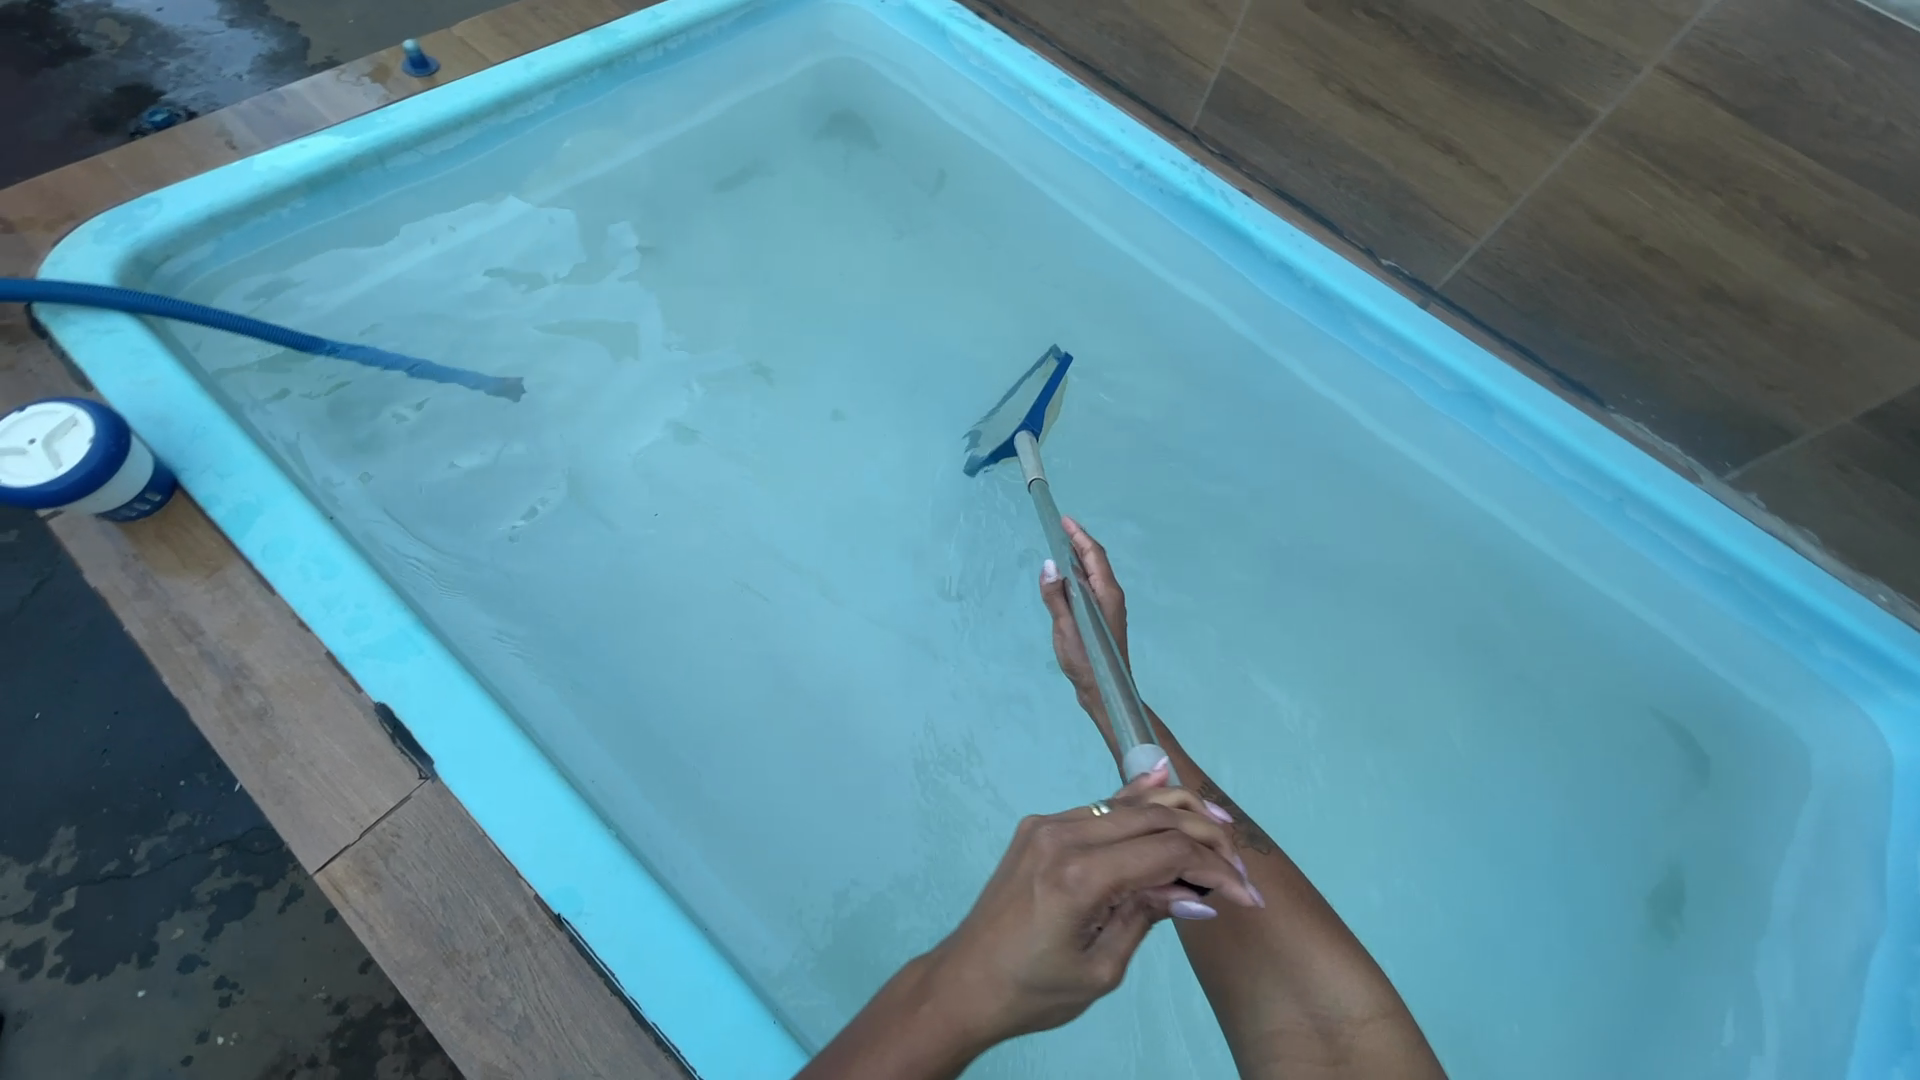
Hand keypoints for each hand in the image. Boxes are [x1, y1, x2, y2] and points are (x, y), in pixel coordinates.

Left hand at [920, 763, 1262, 1048]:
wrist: (966, 979)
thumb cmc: (1035, 990)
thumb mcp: (1102, 969)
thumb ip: (1146, 916)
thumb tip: (1195, 893)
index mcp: (1079, 876)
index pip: (1165, 852)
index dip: (1212, 868)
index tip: (1246, 895)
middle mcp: (1062, 836)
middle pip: (1151, 819)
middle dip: (1202, 835)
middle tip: (1238, 862)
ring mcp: (1047, 824)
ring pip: (1124, 806)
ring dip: (1174, 812)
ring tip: (1218, 823)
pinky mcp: (1039, 826)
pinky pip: (1096, 809)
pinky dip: (1134, 801)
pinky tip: (1163, 781)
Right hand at [1038, 516, 1129, 722]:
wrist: (1104, 691)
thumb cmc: (1085, 660)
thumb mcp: (1065, 627)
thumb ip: (1056, 596)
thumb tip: (1049, 565)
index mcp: (1106, 594)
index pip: (1093, 555)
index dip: (1079, 535)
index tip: (1063, 520)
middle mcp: (1111, 596)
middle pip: (1095, 561)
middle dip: (1078, 542)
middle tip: (1059, 529)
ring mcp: (1109, 607)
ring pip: (1094, 574)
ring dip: (1078, 558)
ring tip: (1059, 547)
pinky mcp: (1103, 617)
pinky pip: (1091, 586)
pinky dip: (1078, 575)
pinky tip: (1065, 579)